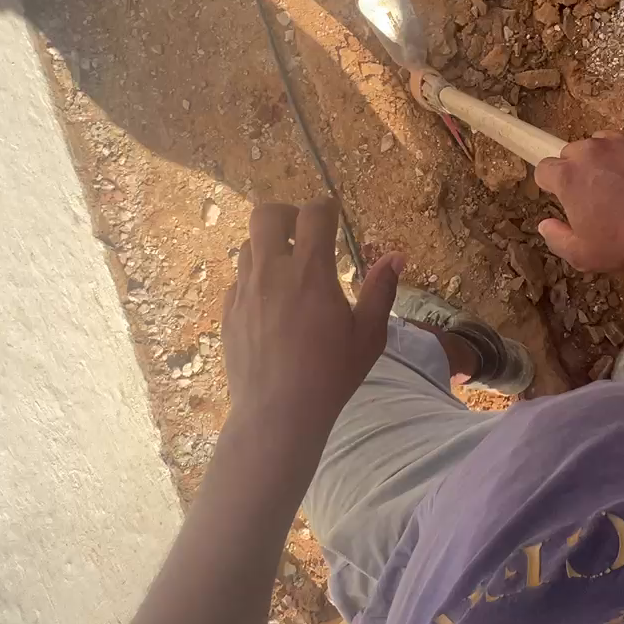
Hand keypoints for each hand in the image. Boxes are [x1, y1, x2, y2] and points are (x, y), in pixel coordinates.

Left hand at [223, 199, 401, 453]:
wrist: (277, 414)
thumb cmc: (331, 374)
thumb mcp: (369, 335)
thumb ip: (380, 290)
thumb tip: (396, 256)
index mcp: (311, 272)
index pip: (313, 214)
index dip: (326, 208)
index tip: (335, 217)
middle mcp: (272, 272)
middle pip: (266, 214)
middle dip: (287, 214)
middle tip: (304, 234)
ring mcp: (244, 291)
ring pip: (249, 245)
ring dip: (270, 247)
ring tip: (289, 271)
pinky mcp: (228, 313)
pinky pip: (238, 280)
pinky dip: (255, 279)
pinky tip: (272, 305)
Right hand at [533, 130, 623, 273]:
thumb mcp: (582, 255)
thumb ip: (555, 238)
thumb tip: (544, 224)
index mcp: (568, 176)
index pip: (544, 169)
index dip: (552, 185)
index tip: (566, 199)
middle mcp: (591, 150)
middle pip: (572, 153)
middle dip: (578, 171)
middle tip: (597, 196)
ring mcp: (622, 141)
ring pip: (602, 144)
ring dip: (605, 160)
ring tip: (623, 186)